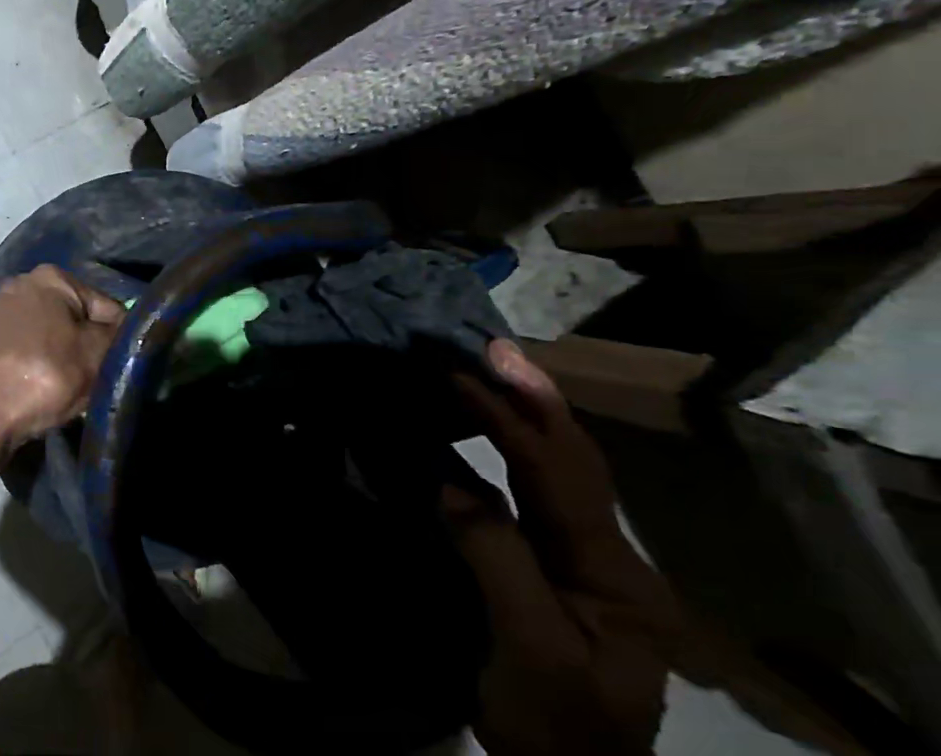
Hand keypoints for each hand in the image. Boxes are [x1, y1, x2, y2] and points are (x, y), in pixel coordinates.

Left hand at [0, 265, 125, 453]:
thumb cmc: (44, 374)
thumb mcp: (98, 354)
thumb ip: (121, 336)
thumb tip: (131, 330)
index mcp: (51, 276)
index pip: (105, 305)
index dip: (119, 338)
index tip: (120, 368)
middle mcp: (16, 284)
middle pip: (70, 320)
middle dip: (84, 349)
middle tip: (94, 384)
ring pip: (43, 338)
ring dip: (57, 361)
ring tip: (64, 394)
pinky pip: (18, 354)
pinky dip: (29, 370)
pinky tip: (34, 394)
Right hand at [445, 340, 682, 755]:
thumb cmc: (552, 719)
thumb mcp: (529, 650)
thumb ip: (497, 562)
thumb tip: (450, 484)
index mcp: (613, 573)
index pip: (559, 477)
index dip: (508, 420)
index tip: (456, 374)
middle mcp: (608, 553)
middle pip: (575, 461)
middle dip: (534, 398)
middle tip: (489, 347)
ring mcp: (582, 558)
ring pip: (558, 471)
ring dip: (523, 415)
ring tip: (485, 370)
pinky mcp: (550, 563)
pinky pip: (528, 493)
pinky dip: (503, 450)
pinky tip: (476, 429)